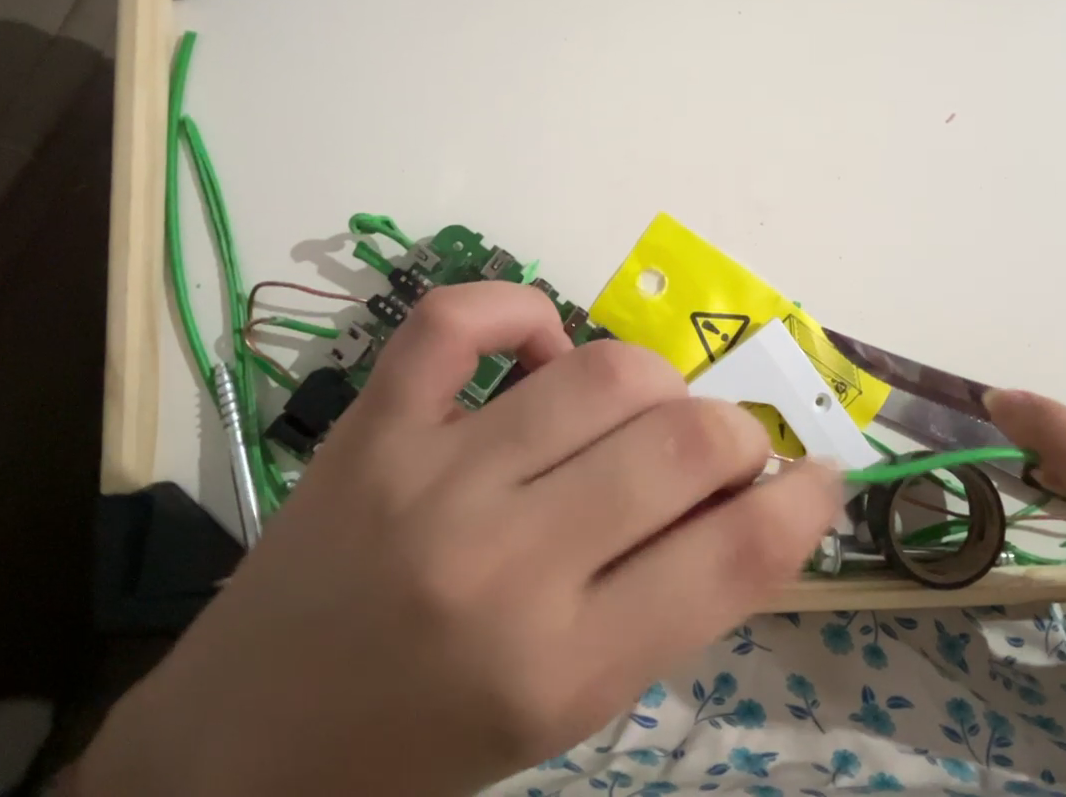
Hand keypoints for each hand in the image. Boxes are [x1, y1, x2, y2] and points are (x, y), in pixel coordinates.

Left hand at [76, 283, 843, 796]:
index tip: (820, 479)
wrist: (245, 750)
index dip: (805, 504)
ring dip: (656, 385)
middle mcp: (504, 564)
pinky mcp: (370, 428)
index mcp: (565, 665)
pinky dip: (522, 314)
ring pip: (602, 372)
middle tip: (722, 455)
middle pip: (683, 443)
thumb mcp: (571, 706)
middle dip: (737, 437)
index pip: (736, 555)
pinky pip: (459, 319)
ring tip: (640, 414)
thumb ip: (669, 601)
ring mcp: (429, 479)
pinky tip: (541, 351)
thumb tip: (754, 499)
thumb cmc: (427, 745)